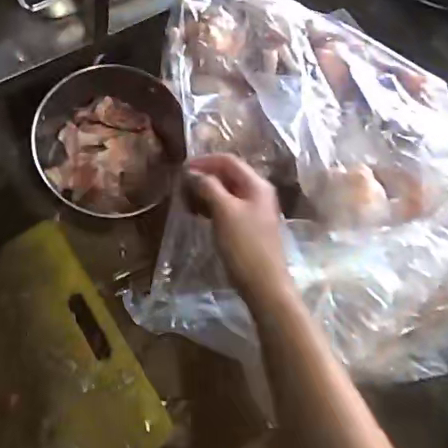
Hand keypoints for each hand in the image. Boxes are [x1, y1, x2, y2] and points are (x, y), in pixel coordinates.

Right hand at [186, 154, 293, 307]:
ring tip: (186, 199)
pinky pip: (229, 207)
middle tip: (182, 184)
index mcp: (256, 184)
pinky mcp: (250, 227)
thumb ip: (208, 187)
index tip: (183, 168)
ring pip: (228, 191)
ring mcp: (256, 210)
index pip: (228, 160)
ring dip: (207, 191)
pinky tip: (199, 213)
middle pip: (228, 174)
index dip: (204, 161)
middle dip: (205, 176)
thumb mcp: (224, 211)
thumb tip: (192, 172)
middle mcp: (259, 192)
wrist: (266, 287)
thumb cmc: (245, 246)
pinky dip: (212, 206)